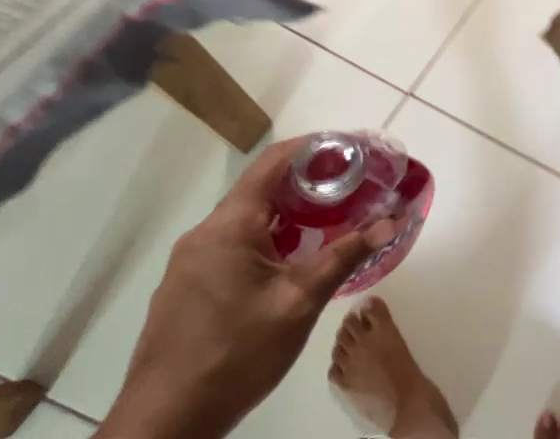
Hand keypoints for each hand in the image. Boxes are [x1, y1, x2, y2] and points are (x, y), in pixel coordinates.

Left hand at [99, 138, 396, 438]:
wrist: (166, 423)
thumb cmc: (236, 354)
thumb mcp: (301, 301)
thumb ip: (346, 255)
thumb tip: (393, 222)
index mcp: (228, 227)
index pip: (274, 163)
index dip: (316, 148)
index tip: (355, 148)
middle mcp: (204, 235)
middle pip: (263, 189)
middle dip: (313, 184)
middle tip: (357, 188)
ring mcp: (191, 264)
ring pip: (250, 220)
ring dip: (293, 214)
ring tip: (337, 221)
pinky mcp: (189, 289)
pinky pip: (236, 246)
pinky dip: (272, 239)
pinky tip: (298, 261)